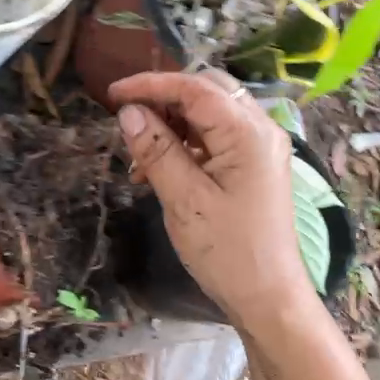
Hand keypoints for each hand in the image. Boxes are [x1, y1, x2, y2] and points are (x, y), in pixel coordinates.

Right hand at [108, 69, 313, 318]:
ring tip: (141, 157)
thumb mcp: (183, 200)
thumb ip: (157, 151)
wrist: (267, 295)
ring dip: (173, 124)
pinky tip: (161, 169)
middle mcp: (261, 130)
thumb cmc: (226, 250)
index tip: (112, 93)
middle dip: (165, 100)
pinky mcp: (255, 166)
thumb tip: (129, 113)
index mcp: (248, 133)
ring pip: (211, 114)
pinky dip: (186, 144)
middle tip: (128, 122)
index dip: (151, 85)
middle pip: (208, 91)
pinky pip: (217, 138)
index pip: (195, 88)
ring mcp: (261, 148)